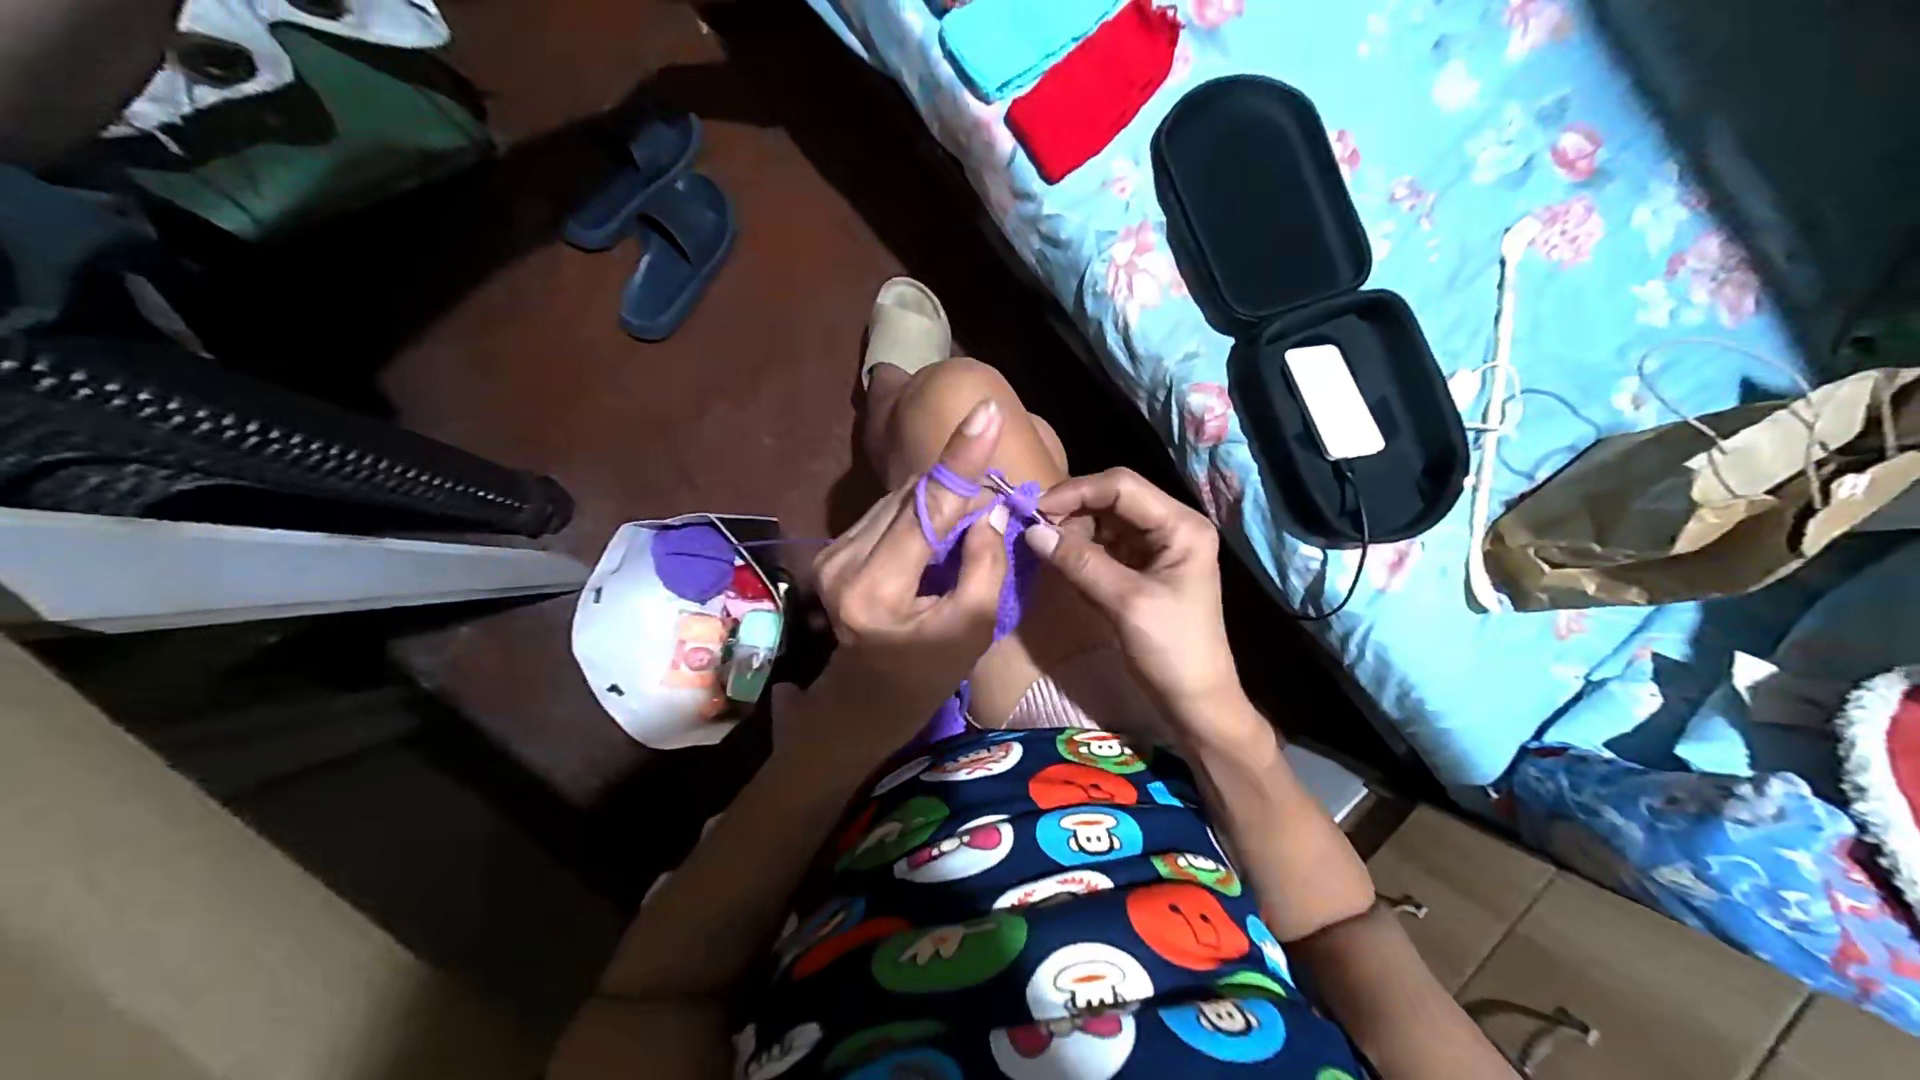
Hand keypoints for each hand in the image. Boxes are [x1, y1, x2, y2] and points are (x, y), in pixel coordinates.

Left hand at [809, 398, 1009, 752]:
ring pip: (897, 500)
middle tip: (993, 490)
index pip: (924, 511)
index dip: (959, 460)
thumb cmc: (928, 673)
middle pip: (910, 498)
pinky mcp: (830, 551)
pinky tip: (935, 530)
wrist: (869, 698)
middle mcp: (841, 565)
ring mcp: (829, 556)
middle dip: (956, 484)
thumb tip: (985, 506)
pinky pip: (885, 513)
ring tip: (965, 521)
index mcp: (874, 591)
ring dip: (936, 499)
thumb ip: (984, 564)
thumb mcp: (972, 627)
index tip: (985, 413)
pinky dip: (917, 511)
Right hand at [1022, 468, 1249, 740]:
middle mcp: (1171, 526)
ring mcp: (1157, 546)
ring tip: (1047, 548)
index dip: (1076, 492)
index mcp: (1181, 526)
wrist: (1194, 700)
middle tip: (1036, 530)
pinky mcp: (1142, 567)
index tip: (1037, 511)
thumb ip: (1079, 562)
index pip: (1122, 486)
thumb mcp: (1124, 602)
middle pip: (1113, 499)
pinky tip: (1064, 563)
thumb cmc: (1171, 649)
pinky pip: (1105, 545)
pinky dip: (1082, 550)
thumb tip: (1032, 531)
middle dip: (1073, 510)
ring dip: (1074, 530)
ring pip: (1105, 520)